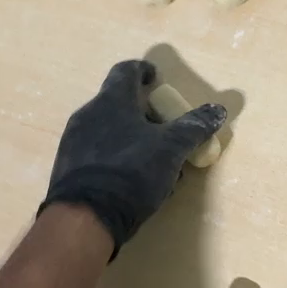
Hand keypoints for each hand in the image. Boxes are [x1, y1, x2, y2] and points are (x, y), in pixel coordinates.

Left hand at [41, 60, 224, 254]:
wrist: (85, 217)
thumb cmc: (131, 171)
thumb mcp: (171, 149)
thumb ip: (193, 127)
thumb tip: (218, 110)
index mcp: (112, 101)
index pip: (125, 71)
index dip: (143, 70)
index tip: (155, 77)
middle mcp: (88, 115)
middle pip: (117, 103)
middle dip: (142, 113)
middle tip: (164, 128)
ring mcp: (74, 143)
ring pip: (108, 131)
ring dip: (131, 139)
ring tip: (154, 161)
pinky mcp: (68, 170)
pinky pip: (98, 155)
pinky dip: (118, 159)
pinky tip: (133, 182)